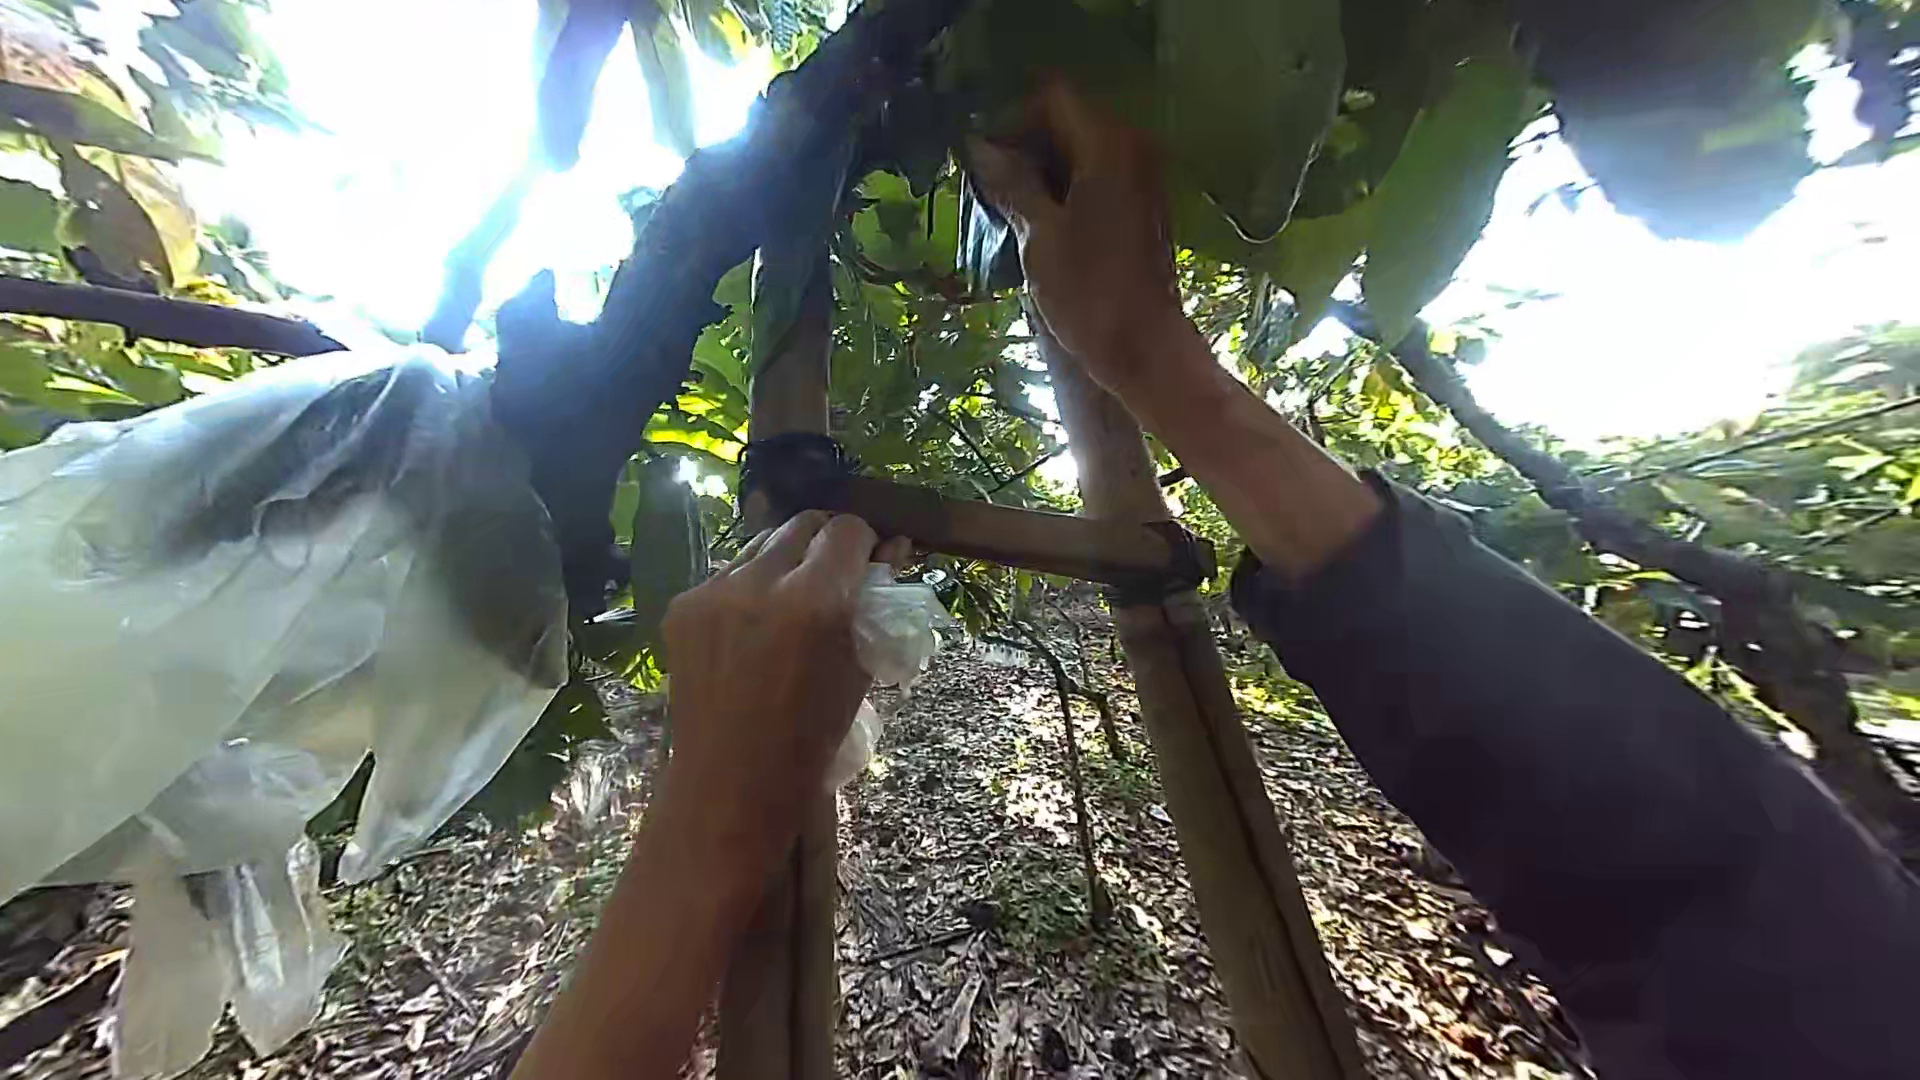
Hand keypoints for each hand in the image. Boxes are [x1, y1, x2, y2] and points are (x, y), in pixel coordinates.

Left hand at [659, 511, 905, 856]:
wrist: (732, 782)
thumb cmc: (812, 733)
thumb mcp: (860, 666)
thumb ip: (872, 603)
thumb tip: (889, 553)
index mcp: (813, 601)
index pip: (847, 530)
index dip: (865, 540)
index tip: (869, 561)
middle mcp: (758, 583)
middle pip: (804, 522)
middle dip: (827, 539)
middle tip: (836, 569)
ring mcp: (712, 592)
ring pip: (763, 542)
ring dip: (788, 557)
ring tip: (793, 593)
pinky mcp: (682, 605)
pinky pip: (729, 572)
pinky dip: (752, 582)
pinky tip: (755, 619)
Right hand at [968, 81, 1184, 395]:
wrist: (1141, 347)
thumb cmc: (1088, 294)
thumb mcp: (1040, 238)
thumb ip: (1012, 185)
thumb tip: (980, 148)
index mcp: (1108, 146)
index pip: (1052, 101)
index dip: (1011, 124)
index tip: (983, 165)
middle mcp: (1133, 149)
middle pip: (1070, 124)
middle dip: (1027, 151)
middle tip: (992, 193)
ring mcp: (1142, 181)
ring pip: (1083, 156)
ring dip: (1044, 176)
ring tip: (1011, 214)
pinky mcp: (1142, 211)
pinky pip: (1098, 183)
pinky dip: (1067, 195)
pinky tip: (1042, 229)